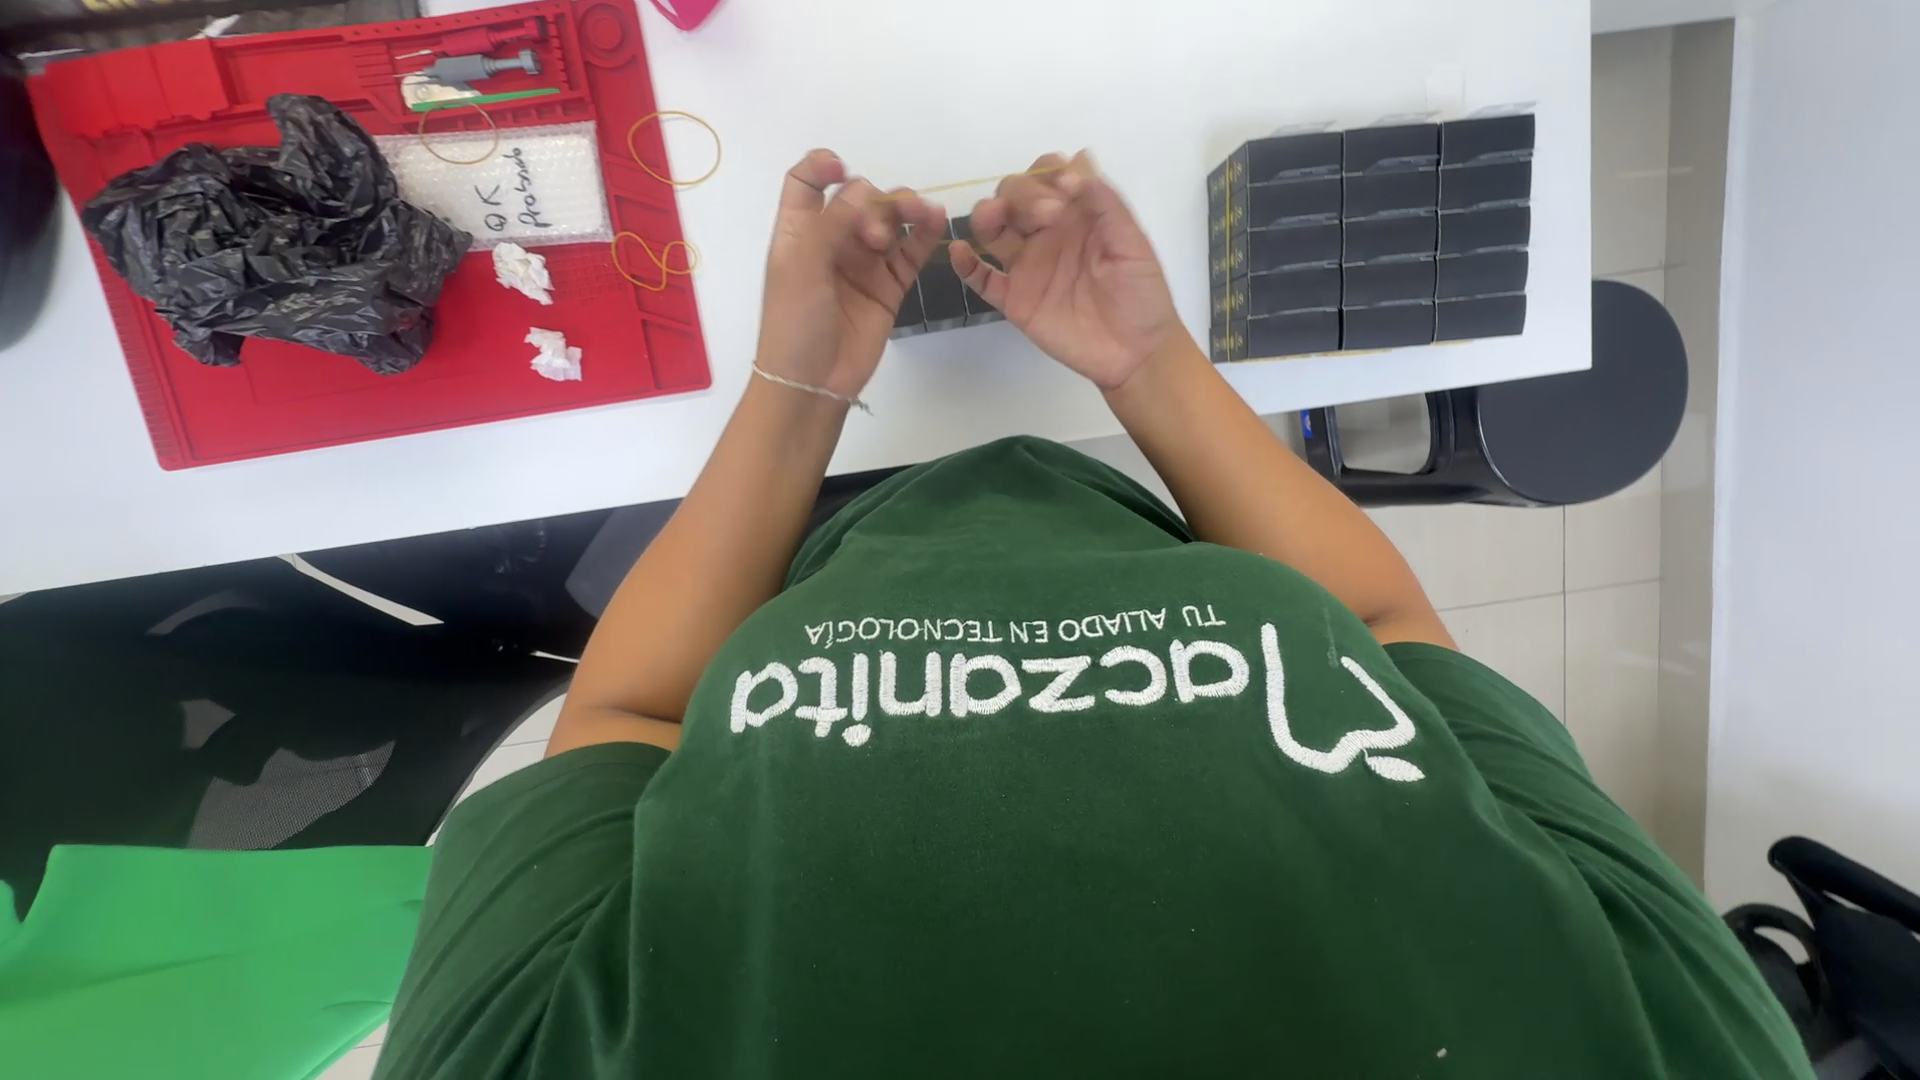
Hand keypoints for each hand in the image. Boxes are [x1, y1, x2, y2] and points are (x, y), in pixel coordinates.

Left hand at [754, 149, 945, 400]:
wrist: (813, 381)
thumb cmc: (794, 323)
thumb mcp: (802, 267)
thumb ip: (832, 224)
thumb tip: (863, 190)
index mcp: (799, 231)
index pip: (807, 183)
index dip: (822, 167)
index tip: (841, 168)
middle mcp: (832, 241)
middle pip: (859, 198)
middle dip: (873, 204)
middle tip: (875, 238)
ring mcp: (863, 263)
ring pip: (889, 222)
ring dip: (905, 211)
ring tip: (923, 214)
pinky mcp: (889, 287)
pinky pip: (910, 253)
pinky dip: (924, 236)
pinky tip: (937, 222)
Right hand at [951, 151, 1189, 391]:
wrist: (1135, 353)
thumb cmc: (1142, 296)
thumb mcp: (1134, 243)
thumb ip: (1107, 204)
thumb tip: (1075, 163)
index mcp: (1077, 216)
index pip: (1048, 176)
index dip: (1048, 174)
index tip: (1065, 191)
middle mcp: (1047, 235)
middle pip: (1014, 196)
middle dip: (1023, 195)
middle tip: (1049, 216)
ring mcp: (1028, 267)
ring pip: (992, 229)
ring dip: (987, 215)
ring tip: (996, 218)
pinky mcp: (1015, 300)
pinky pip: (981, 278)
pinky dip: (964, 264)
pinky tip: (959, 252)